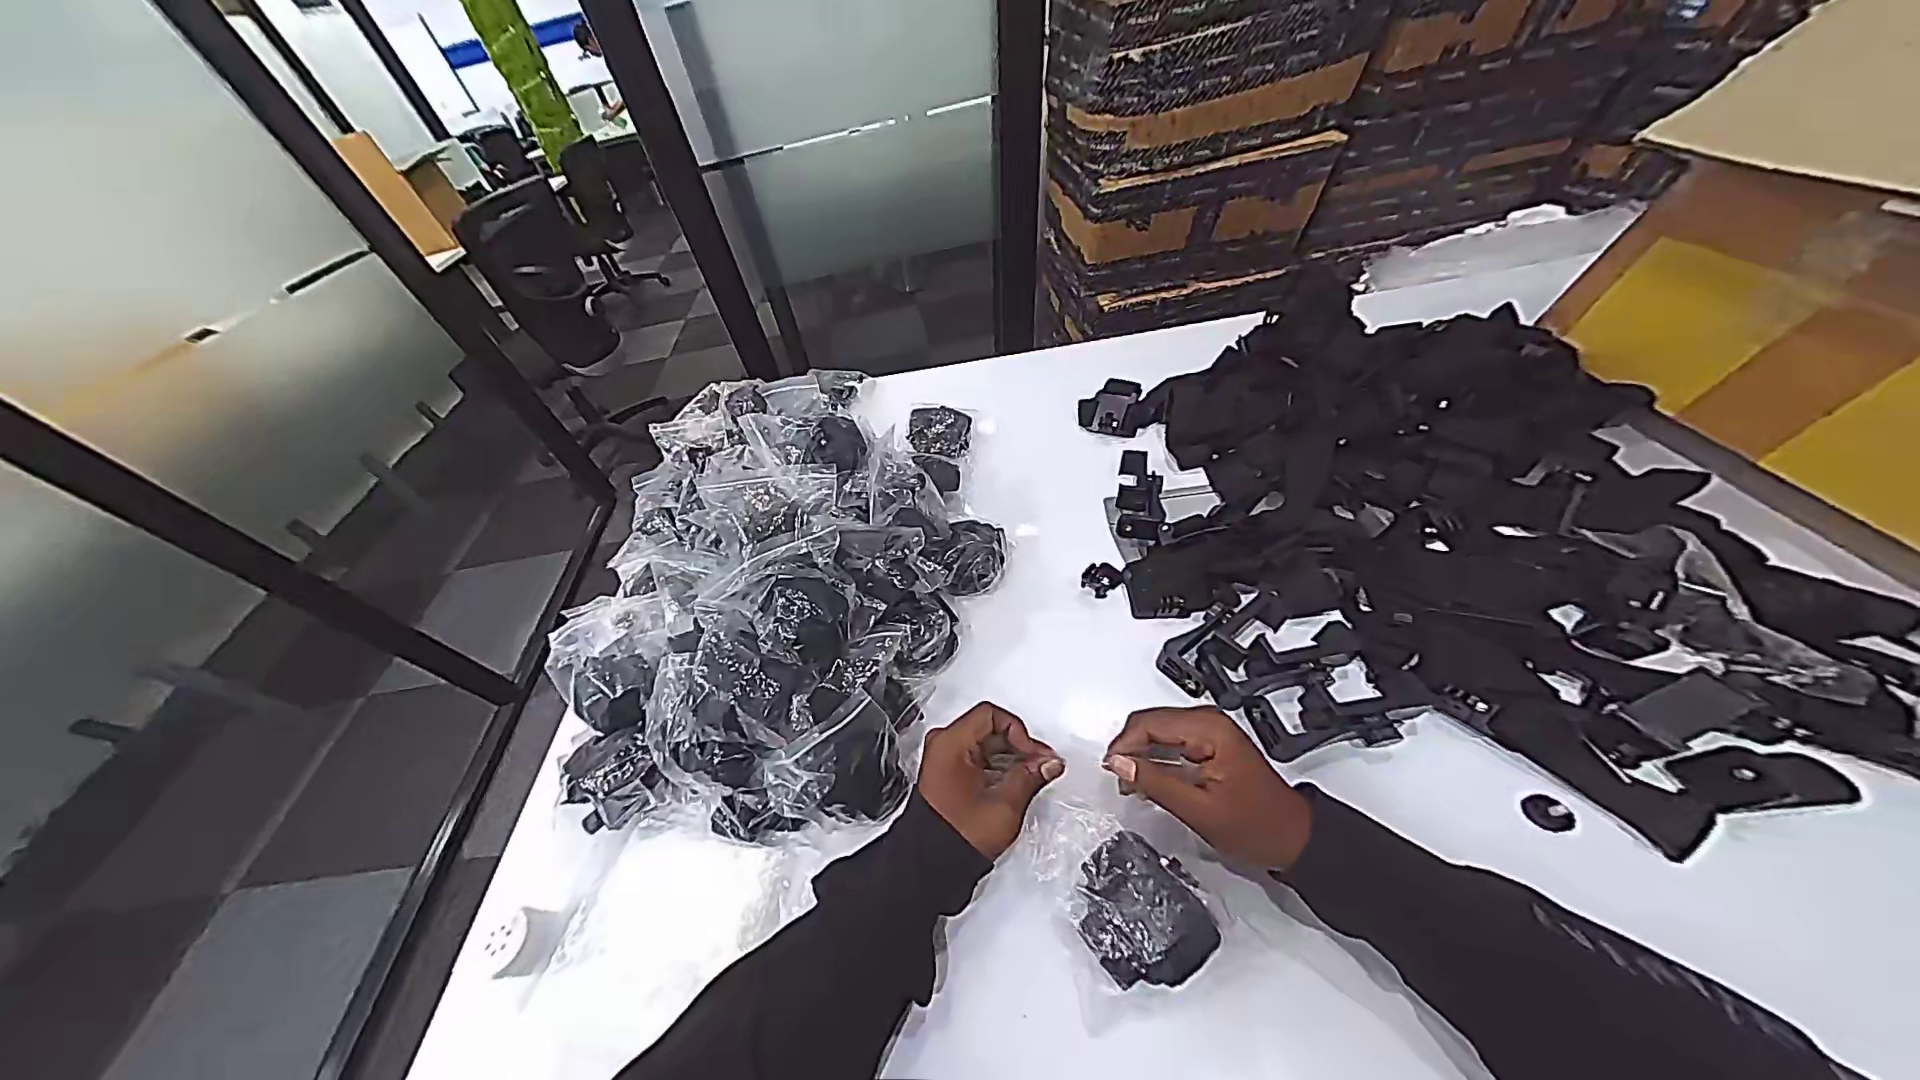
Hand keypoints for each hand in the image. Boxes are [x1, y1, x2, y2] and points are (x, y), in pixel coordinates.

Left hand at [919, 702, 1063, 857]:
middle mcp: (943, 745)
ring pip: (986, 743)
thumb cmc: (955, 837)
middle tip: (1041, 763)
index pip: (991, 715)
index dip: (1019, 731)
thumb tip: (1049, 762)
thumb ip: (1030, 776)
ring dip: (1011, 757)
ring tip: (1031, 776)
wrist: (932, 865)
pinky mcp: (948, 772)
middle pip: (990, 727)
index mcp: (950, 743)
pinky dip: (999, 766)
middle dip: (1019, 745)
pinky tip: (1014, 783)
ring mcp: (944, 758)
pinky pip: (979, 757)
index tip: (1034, 753)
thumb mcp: (1004, 804)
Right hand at [1104, 706, 1312, 870]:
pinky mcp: (1207, 742)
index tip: (1112, 769)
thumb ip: (1156, 782)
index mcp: (1210, 729)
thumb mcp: (1200, 810)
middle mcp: (1209, 721)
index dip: (1124, 746)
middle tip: (1120, 778)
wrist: (1293, 837)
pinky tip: (1150, 780)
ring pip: (1157, 731)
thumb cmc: (1260, 825)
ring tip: (1133, 784)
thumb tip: (1121, 764)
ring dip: (1140, 755)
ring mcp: (1208, 730)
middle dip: (1130, 749)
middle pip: (1150, 723)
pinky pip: (1169, 741)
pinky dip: (1154, 759)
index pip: (1149, 723)